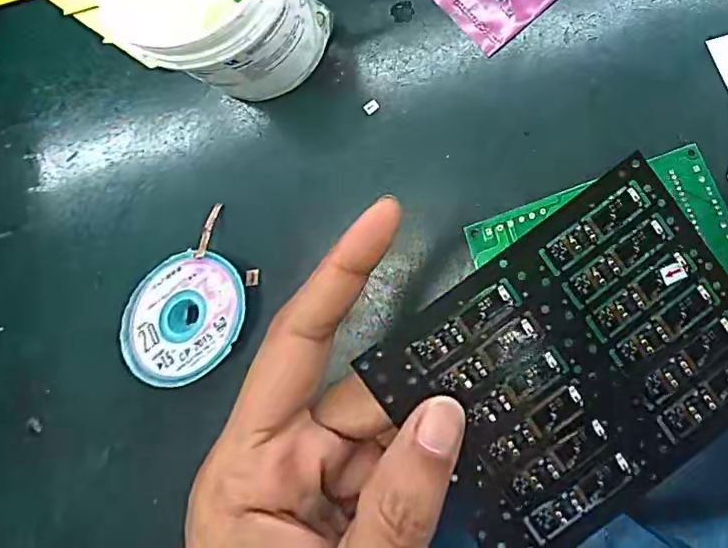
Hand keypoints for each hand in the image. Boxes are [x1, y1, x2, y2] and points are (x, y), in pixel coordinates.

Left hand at [187, 198, 467, 545]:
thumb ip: (396, 504)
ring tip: (479, 414)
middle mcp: (279, 459)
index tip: (385, 214)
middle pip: (361, 394)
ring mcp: (314, 486)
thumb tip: (447, 409)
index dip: (345, 269)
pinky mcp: (345, 512)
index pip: (299, 337)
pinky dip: (429, 463)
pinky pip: (396, 469)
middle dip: (416, 387)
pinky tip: (460, 452)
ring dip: (431, 433)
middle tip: (479, 357)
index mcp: (248, 464)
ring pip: (389, 432)